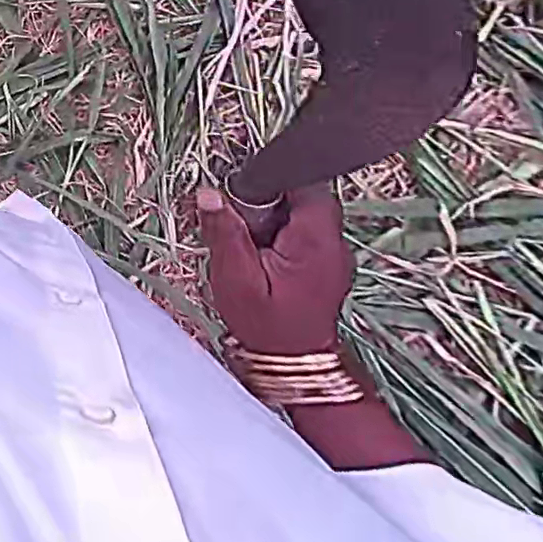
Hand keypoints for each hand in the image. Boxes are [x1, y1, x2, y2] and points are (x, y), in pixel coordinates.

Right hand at [197, 184, 352, 353]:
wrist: (291, 360)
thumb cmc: (264, 323)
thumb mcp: (234, 276)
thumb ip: (224, 232)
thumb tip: (209, 194)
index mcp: (314, 243)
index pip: (309, 188)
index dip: (275, 181)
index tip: (244, 191)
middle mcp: (332, 246)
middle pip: (304, 197)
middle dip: (266, 199)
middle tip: (239, 221)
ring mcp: (331, 255)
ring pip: (301, 212)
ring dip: (269, 216)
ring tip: (246, 241)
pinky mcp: (322, 262)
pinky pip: (300, 230)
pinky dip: (275, 231)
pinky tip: (256, 251)